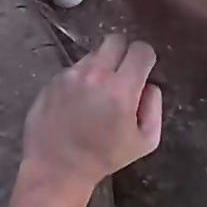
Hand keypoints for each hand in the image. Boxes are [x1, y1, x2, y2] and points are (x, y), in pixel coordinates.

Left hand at [20, 34, 162, 190]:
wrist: (57, 166)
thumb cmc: (104, 157)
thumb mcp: (144, 141)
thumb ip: (154, 108)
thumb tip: (149, 85)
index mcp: (120, 89)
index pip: (140, 50)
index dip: (145, 58)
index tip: (143, 70)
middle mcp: (94, 75)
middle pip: (115, 40)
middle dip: (123, 52)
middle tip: (122, 73)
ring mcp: (70, 75)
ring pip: (93, 54)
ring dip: (100, 66)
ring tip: (97, 91)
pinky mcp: (52, 80)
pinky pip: (73, 68)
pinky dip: (80, 78)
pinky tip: (78, 100)